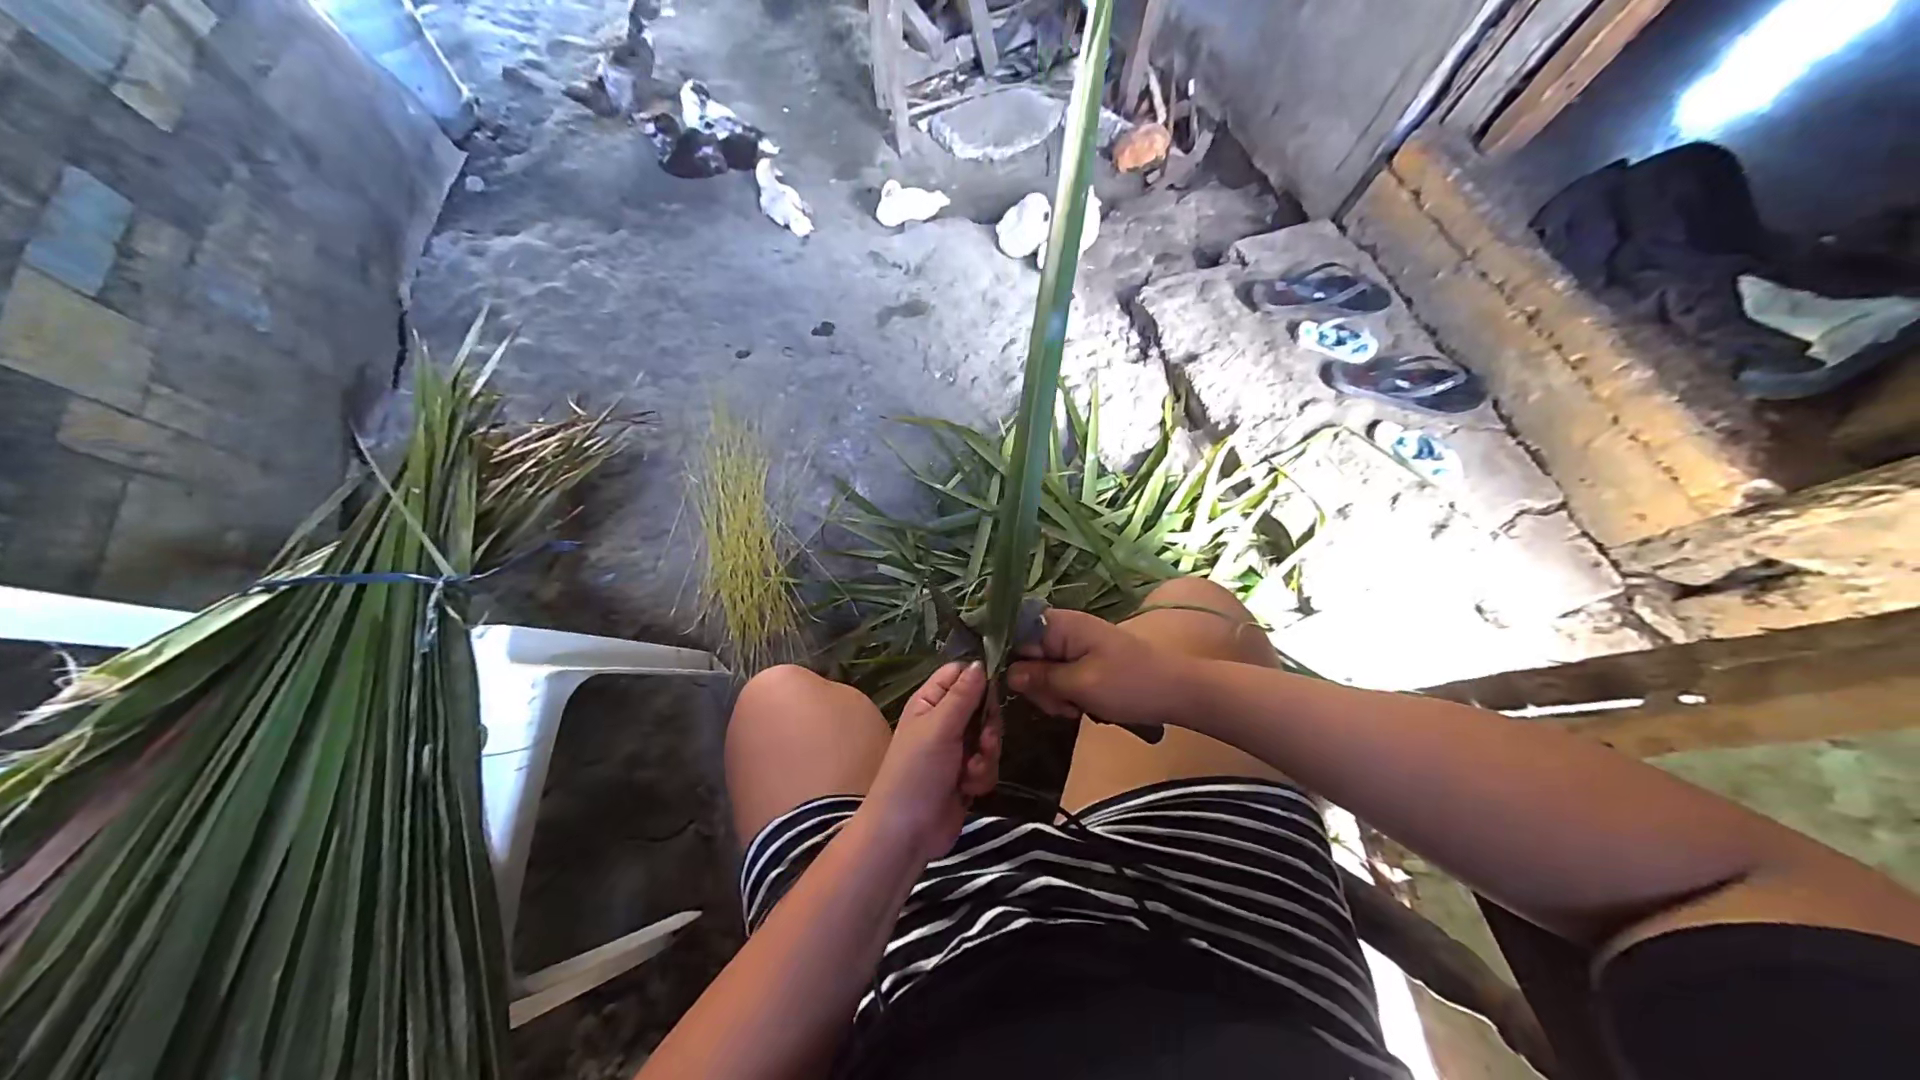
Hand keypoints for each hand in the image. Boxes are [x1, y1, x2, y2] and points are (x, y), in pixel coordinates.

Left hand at [860, 661, 1000, 862]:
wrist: (907, 831)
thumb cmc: (916, 772)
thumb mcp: (939, 727)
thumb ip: (963, 695)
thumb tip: (981, 662)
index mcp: (929, 702)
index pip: (960, 674)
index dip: (978, 681)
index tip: (991, 694)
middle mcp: (943, 721)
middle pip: (982, 707)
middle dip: (987, 727)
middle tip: (982, 742)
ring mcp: (956, 750)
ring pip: (989, 738)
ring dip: (985, 756)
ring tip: (970, 772)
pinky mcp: (966, 776)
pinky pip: (988, 764)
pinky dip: (982, 777)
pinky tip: (968, 790)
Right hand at [1005, 608, 1193, 728]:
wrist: (1178, 693)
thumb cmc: (1130, 684)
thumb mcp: (1080, 685)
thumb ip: (1041, 678)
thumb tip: (1008, 673)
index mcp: (1061, 624)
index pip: (1015, 635)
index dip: (1013, 662)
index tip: (1025, 688)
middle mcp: (1064, 629)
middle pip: (1027, 657)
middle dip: (1039, 685)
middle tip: (1063, 704)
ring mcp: (1076, 646)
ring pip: (1044, 672)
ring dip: (1055, 695)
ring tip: (1077, 708)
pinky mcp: (1086, 662)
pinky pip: (1062, 678)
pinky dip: (1068, 696)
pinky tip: (1084, 708)